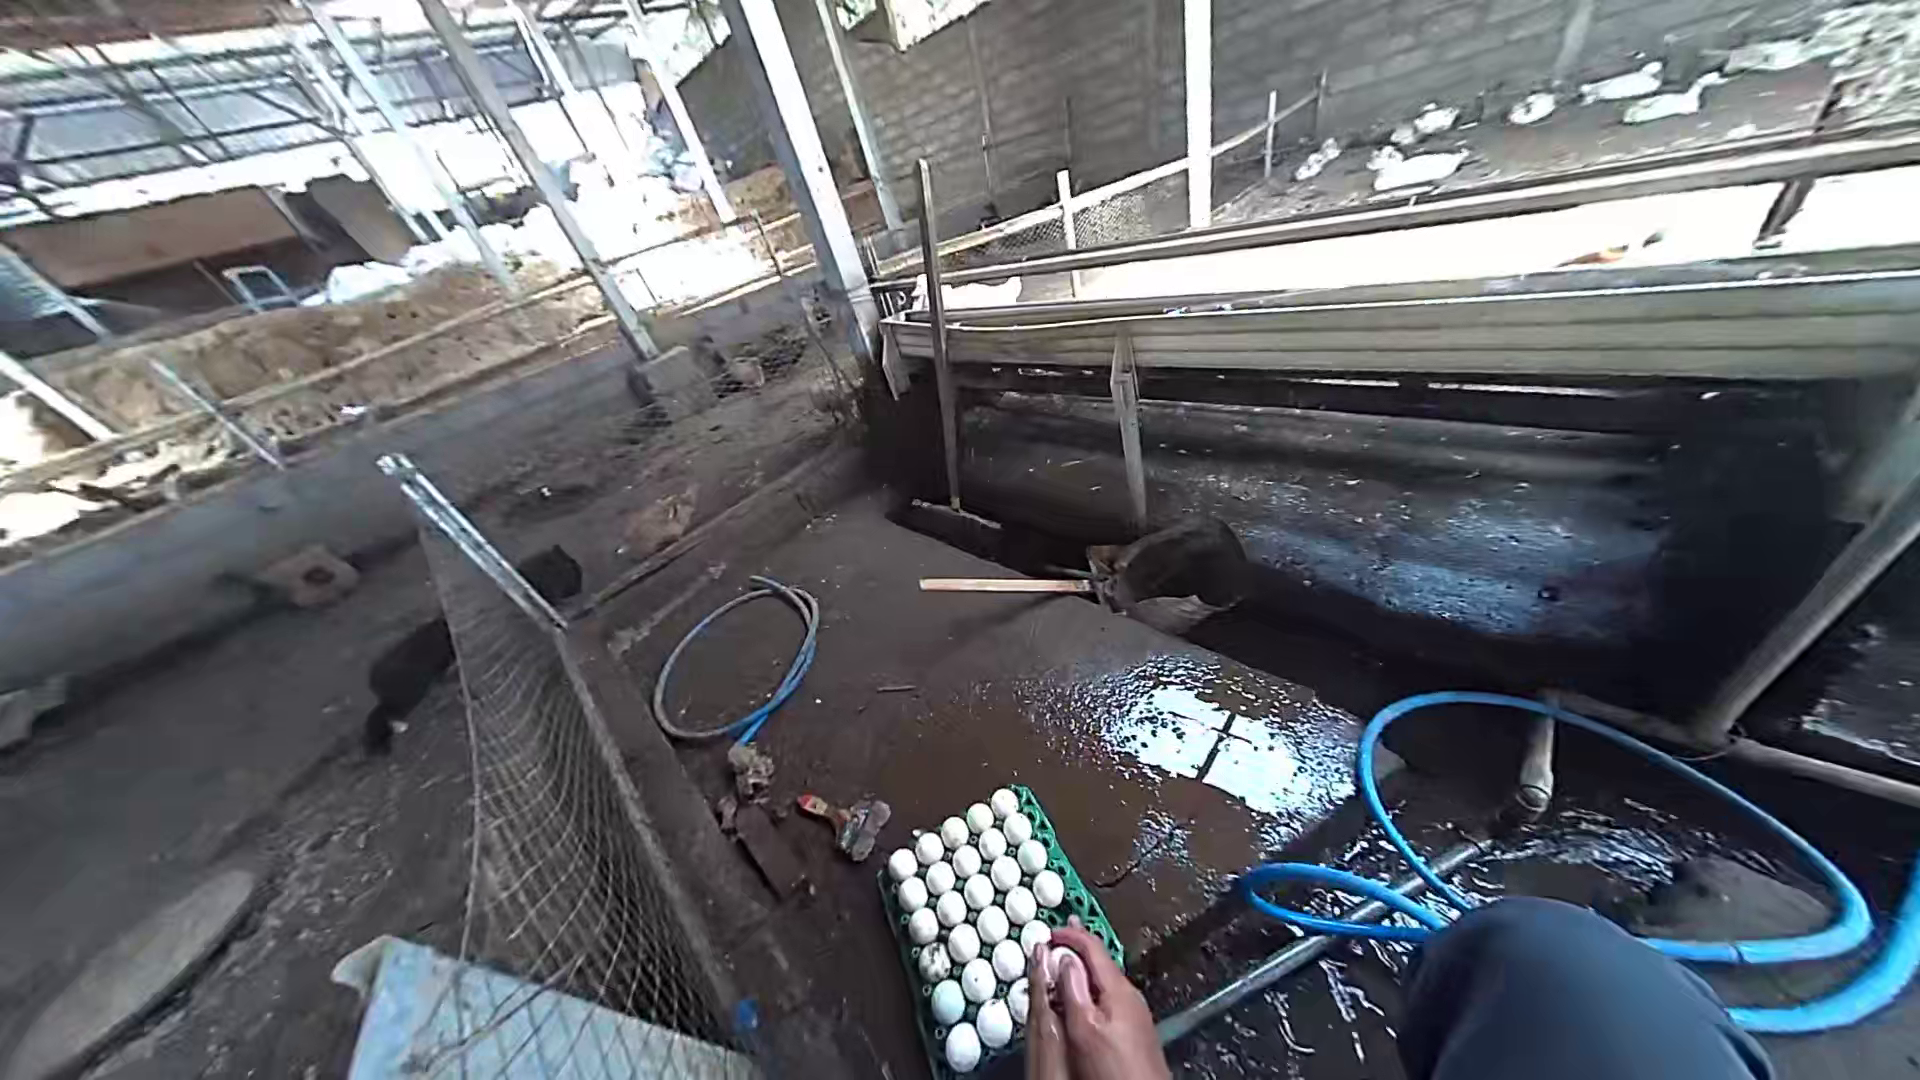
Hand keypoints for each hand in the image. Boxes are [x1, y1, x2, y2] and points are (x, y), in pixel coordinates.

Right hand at [1028, 920, 1169, 1079]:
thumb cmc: (1116, 1071)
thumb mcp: (1085, 1028)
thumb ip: (1073, 990)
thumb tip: (1065, 959)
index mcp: (1117, 988)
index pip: (1092, 946)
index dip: (1070, 934)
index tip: (1051, 933)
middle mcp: (1129, 994)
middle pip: (1100, 958)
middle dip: (1079, 944)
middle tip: (1062, 933)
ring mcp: (1134, 1012)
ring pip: (1104, 976)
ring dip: (1084, 965)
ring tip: (1068, 959)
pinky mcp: (1135, 1029)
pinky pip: (1109, 993)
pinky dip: (1092, 984)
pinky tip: (1085, 994)